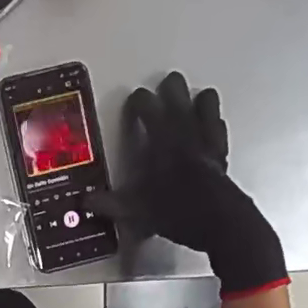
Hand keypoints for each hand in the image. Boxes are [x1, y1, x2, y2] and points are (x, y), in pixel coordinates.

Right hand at [90, 71, 286, 297]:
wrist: (220, 223)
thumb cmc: (176, 212)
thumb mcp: (135, 211)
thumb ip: (109, 203)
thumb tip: (84, 201)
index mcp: (162, 142)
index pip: (148, 109)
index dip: (139, 102)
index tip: (134, 99)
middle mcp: (186, 136)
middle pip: (179, 100)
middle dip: (172, 90)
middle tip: (167, 83)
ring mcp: (208, 144)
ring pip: (207, 109)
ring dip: (201, 102)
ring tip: (198, 97)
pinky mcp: (223, 157)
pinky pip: (220, 132)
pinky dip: (215, 127)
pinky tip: (214, 129)